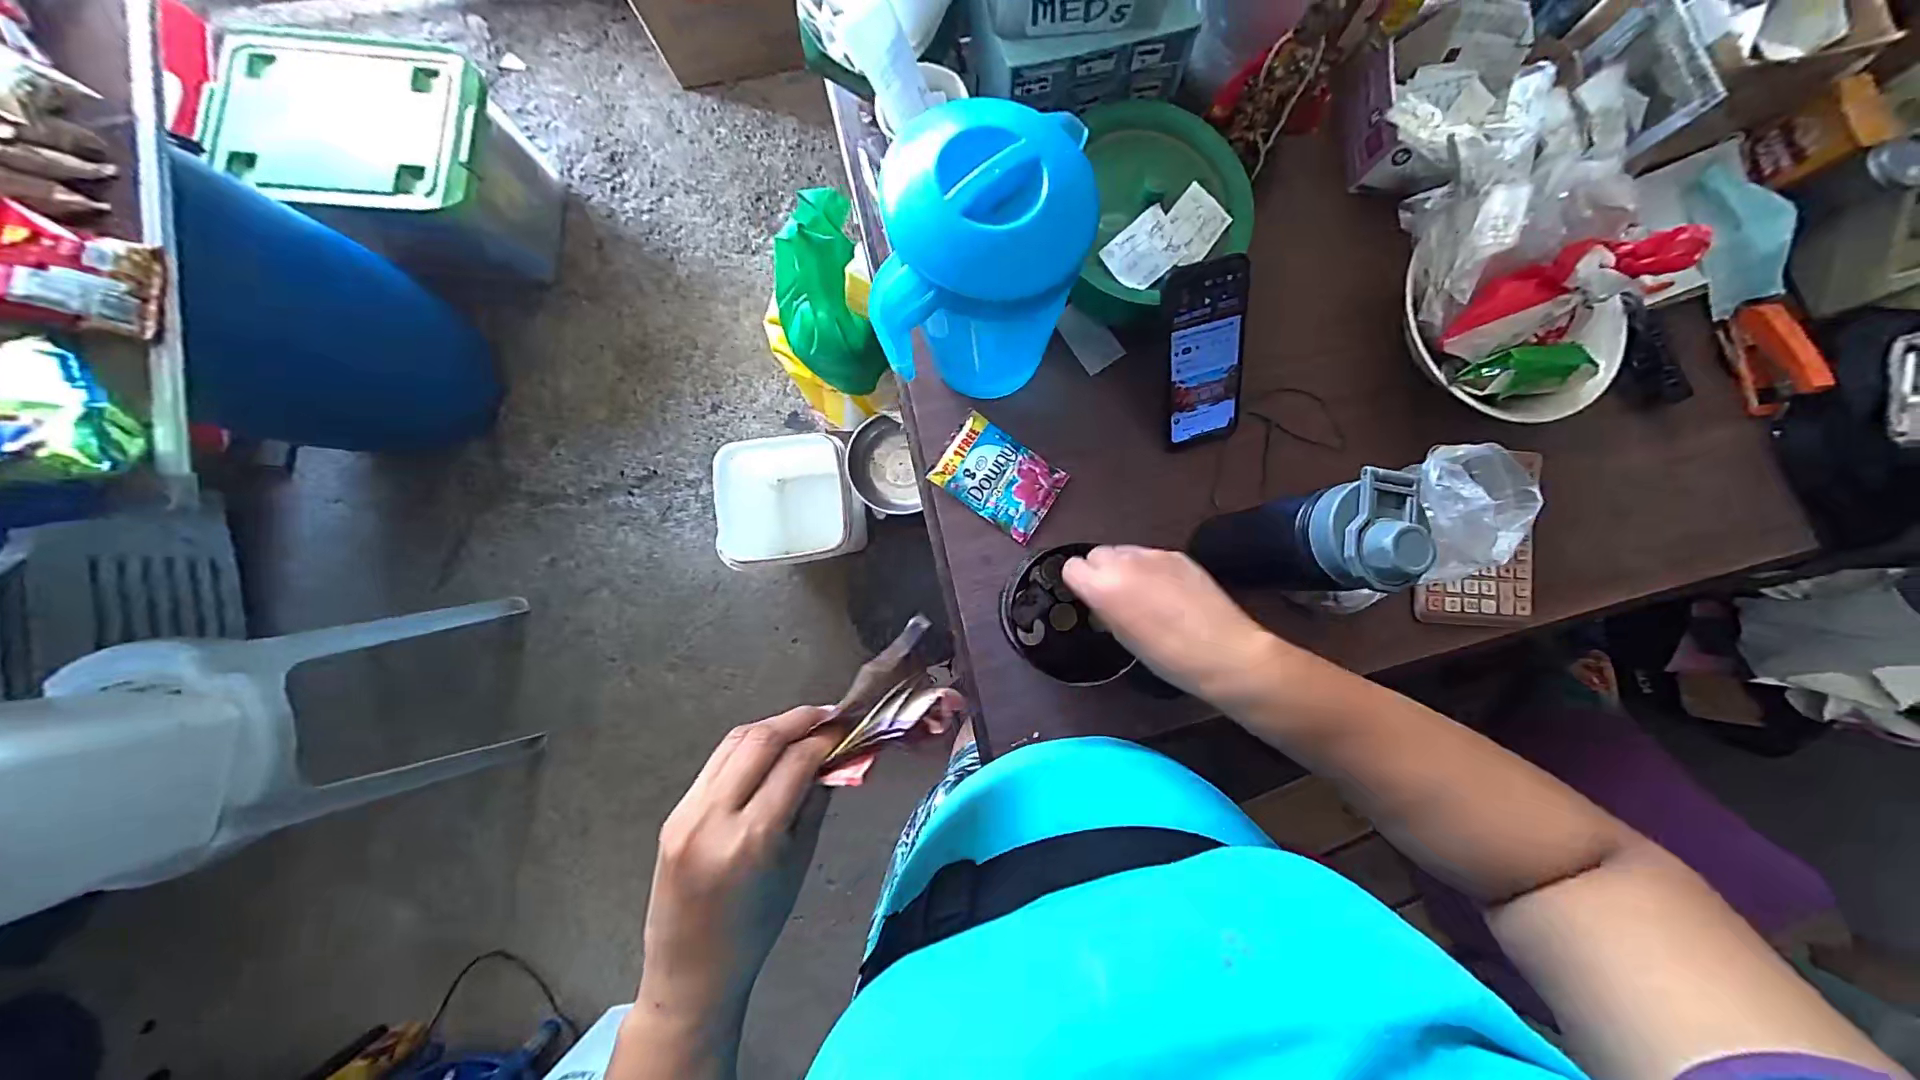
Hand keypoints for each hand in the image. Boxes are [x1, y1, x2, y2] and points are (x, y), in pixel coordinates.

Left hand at [637, 706, 836, 1027]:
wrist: (692, 970)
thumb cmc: (756, 928)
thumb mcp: (799, 863)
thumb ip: (815, 803)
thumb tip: (834, 760)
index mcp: (752, 838)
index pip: (796, 762)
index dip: (826, 738)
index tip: (847, 729)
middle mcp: (714, 817)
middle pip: (761, 739)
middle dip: (800, 719)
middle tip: (829, 715)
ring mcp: (687, 812)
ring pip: (735, 741)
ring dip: (773, 725)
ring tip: (803, 725)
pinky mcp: (675, 812)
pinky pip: (717, 762)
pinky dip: (747, 745)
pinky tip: (769, 747)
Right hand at [1063, 545, 1284, 700]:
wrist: (1224, 652)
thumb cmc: (1170, 656)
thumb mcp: (1123, 637)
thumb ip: (1104, 609)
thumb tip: (1098, 599)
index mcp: (1104, 587)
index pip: (1072, 567)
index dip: (1079, 582)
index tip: (1088, 596)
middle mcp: (1125, 563)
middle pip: (1097, 554)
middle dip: (1101, 571)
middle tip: (1115, 596)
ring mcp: (1154, 555)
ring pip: (1124, 551)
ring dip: (1126, 568)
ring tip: (1144, 595)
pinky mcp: (1178, 555)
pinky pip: (1151, 556)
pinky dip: (1151, 568)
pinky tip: (1167, 592)